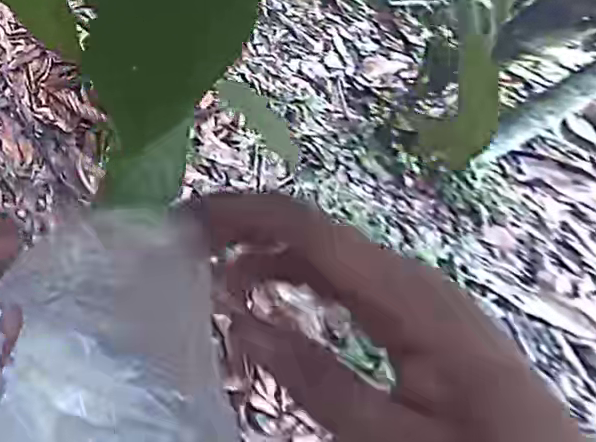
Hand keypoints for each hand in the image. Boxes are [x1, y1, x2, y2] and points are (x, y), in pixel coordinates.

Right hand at [187, 192, 582, 441]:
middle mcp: (410, 280)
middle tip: (181, 243)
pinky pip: (337, 276)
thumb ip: (319, 382)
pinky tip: (262, 295)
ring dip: (257, 249)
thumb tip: (235, 321)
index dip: (235, 213)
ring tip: (212, 273)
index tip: (179, 222)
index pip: (303, 225)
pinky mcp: (417, 317)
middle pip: (306, 227)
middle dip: (237, 225)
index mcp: (410, 296)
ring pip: (317, 248)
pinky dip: (288, 273)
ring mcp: (416, 296)